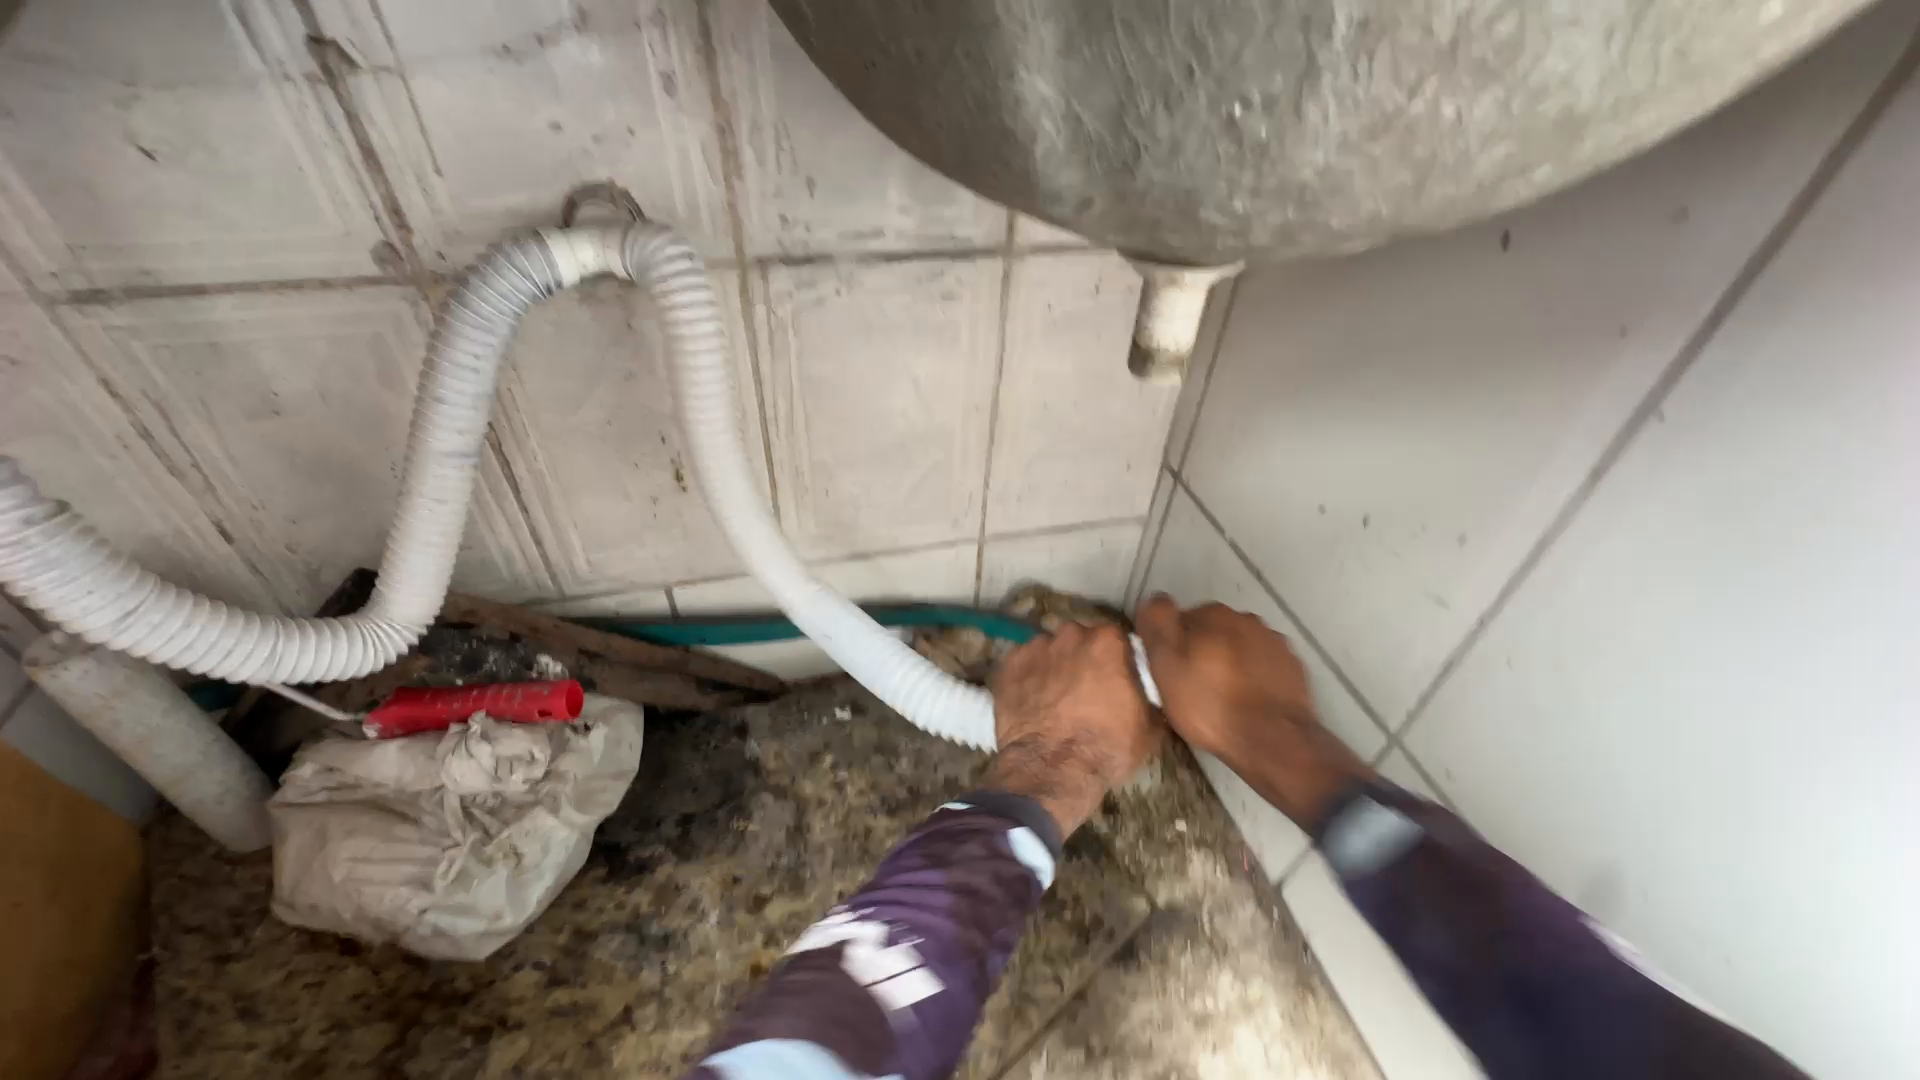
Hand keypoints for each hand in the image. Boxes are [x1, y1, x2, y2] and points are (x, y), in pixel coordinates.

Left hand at [986, 621, 1160, 834]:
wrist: (1052, 769)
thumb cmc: (1107, 746)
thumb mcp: (1149, 726)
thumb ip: (1147, 696)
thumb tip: (1147, 693)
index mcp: (1107, 641)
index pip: (1114, 638)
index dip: (1115, 659)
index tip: (1114, 678)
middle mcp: (1069, 635)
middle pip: (1079, 640)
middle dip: (1082, 658)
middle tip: (1084, 689)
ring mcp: (1034, 648)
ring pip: (1049, 650)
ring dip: (1054, 666)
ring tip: (1054, 698)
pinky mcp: (1007, 666)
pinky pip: (1022, 665)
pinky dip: (1027, 678)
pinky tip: (1031, 701)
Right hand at [1134, 594, 1372, 830]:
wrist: (1272, 740)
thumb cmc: (1209, 703)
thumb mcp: (1165, 665)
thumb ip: (1157, 624)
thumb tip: (1155, 598)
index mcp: (1212, 614)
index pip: (1180, 619)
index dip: (1172, 646)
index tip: (1169, 672)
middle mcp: (1246, 619)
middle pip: (1212, 631)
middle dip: (1202, 651)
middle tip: (1193, 687)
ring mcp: (1274, 642)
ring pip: (1239, 647)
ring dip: (1229, 663)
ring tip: (1222, 698)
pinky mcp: (1293, 667)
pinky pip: (1263, 666)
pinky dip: (1253, 677)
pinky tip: (1248, 702)